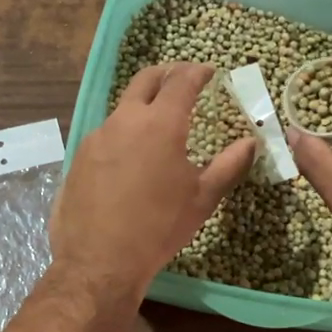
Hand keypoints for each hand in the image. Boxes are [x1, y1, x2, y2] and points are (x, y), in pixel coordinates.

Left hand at [51, 64, 254, 291]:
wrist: (99, 260)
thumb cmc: (159, 227)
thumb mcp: (202, 198)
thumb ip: (229, 165)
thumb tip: (251, 143)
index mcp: (160, 123)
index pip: (181, 80)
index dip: (197, 71)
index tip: (209, 71)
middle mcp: (125, 120)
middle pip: (146, 79)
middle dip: (167, 73)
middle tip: (182, 79)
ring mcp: (97, 136)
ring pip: (123, 107)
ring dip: (143, 105)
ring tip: (159, 124)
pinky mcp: (79, 156)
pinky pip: (107, 133)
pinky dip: (125, 132)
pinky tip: (132, 157)